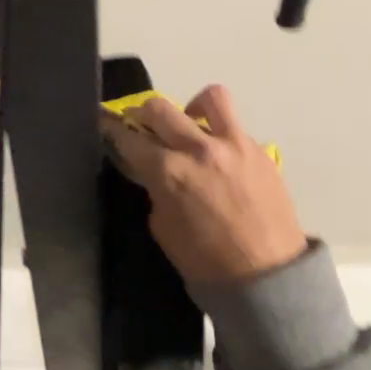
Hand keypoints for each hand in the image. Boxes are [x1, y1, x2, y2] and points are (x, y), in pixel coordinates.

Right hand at [102, 84, 307, 284]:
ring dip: (191, 107)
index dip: (112, 130)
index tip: (105, 124)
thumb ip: (155, 191)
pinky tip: (217, 154)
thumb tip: (154, 173)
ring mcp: (233, 144)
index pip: (129, 138)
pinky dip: (219, 132)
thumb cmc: (205, 261)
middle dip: (143, 114)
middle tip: (143, 127)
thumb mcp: (162, 228)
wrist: (265, 273)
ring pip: (209, 96)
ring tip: (190, 124)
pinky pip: (234, 125)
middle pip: (159, 107)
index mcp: (168, 172)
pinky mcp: (259, 149)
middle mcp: (198, 149)